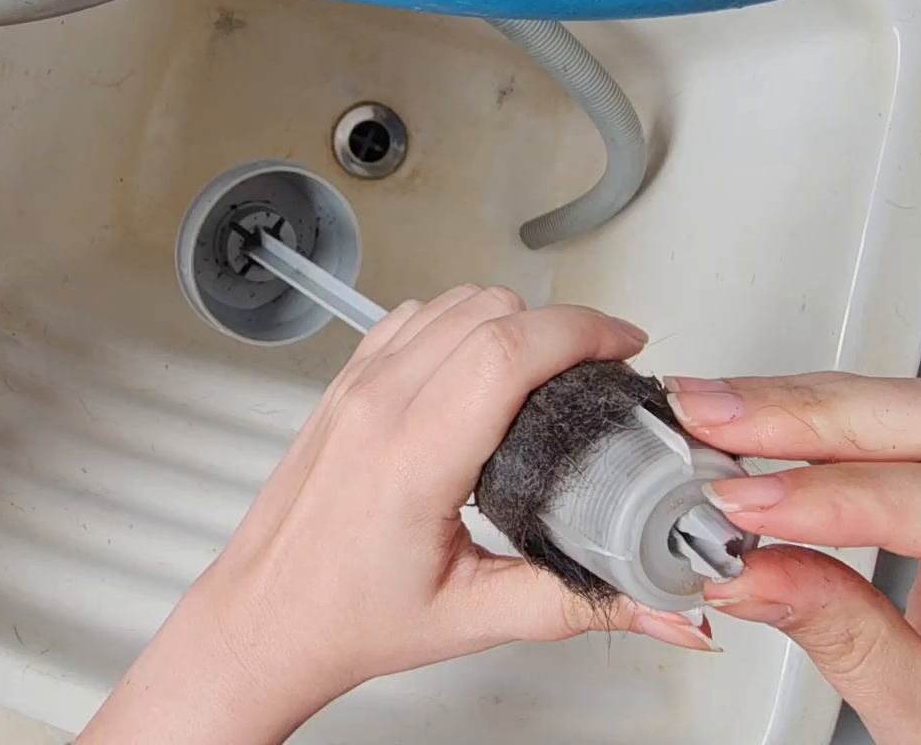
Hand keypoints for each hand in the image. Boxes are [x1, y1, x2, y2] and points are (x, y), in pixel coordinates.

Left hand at [76, 287, 713, 744]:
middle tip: (596, 360)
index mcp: (413, 455)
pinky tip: (476, 357)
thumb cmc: (343, 615)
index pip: (507, 351)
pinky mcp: (344, 381)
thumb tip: (655, 600)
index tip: (620, 345)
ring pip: (448, 302)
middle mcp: (379, 402)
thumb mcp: (473, 619)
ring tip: (545, 359)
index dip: (579, 331)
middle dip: (559, 323)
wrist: (265, 610)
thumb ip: (575, 601)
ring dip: (509, 316)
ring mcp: (356, 383)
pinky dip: (457, 319)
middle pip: (486, 311)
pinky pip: (409, 317)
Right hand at [667, 373, 920, 744]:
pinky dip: (817, 412)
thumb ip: (851, 644)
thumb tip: (746, 571)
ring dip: (806, 402)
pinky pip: (906, 411)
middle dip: (820, 418)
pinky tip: (758, 416)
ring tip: (715, 411)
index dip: (859, 500)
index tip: (752, 505)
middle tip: (718, 422)